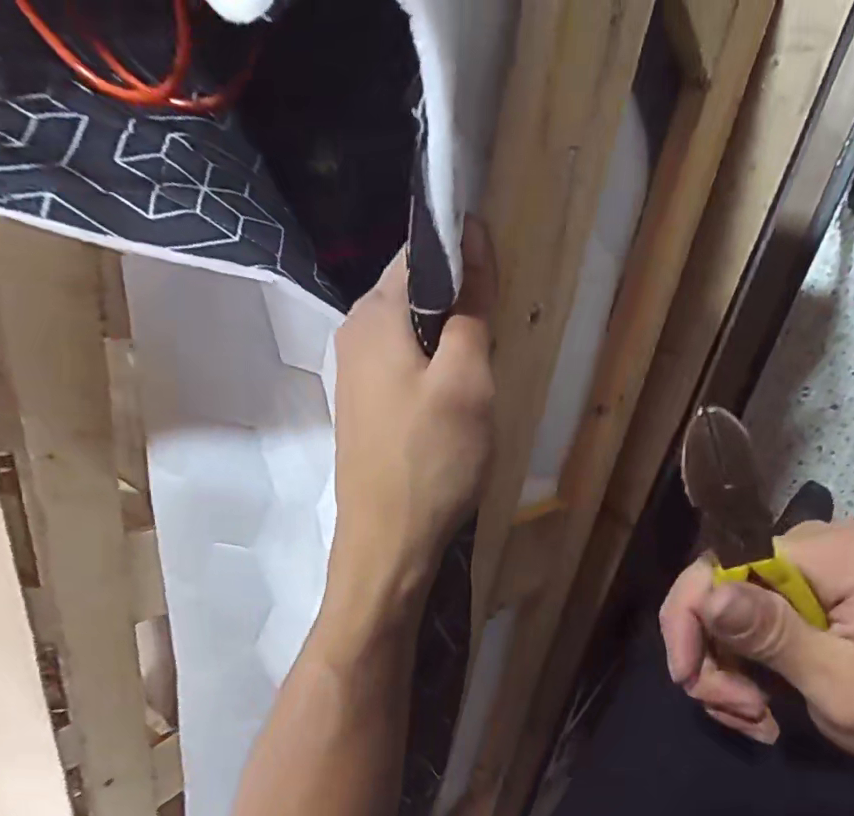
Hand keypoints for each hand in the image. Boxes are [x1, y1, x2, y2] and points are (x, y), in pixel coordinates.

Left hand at [329, 219, 495, 602]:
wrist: (389, 541)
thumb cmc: (433, 459)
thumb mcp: (467, 381)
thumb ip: (471, 309)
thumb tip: (472, 236)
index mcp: (374, 314)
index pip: (420, 254)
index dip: (464, 258)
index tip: (500, 290)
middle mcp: (354, 332)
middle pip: (415, 293)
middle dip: (460, 310)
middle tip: (494, 350)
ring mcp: (355, 372)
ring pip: (413, 333)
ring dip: (451, 346)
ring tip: (478, 386)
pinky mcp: (365, 406)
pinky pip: (405, 366)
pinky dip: (435, 374)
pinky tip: (454, 408)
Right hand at [659, 520, 853, 761]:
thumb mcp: (843, 685)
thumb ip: (776, 637)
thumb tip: (710, 594)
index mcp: (835, 553)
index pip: (727, 559)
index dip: (691, 614)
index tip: (690, 679)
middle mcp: (814, 544)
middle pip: (719, 586)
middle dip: (714, 657)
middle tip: (743, 711)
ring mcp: (806, 566)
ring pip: (723, 610)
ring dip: (727, 671)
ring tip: (758, 717)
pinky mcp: (800, 590)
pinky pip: (743, 621)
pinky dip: (742, 669)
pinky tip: (762, 705)